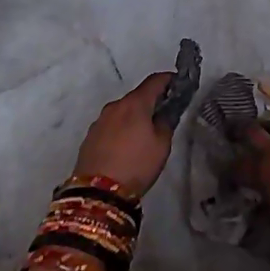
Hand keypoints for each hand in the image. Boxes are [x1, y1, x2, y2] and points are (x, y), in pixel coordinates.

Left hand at [71, 73, 176, 197]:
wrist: (98, 190)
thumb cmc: (136, 165)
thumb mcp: (161, 146)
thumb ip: (166, 123)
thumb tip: (164, 113)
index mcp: (135, 103)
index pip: (154, 81)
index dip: (168, 80)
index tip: (178, 83)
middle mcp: (115, 105)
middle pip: (137, 96)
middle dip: (151, 101)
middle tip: (164, 114)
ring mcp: (100, 120)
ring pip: (123, 111)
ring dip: (135, 116)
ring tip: (144, 133)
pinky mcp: (91, 135)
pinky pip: (111, 124)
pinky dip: (121, 128)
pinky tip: (126, 144)